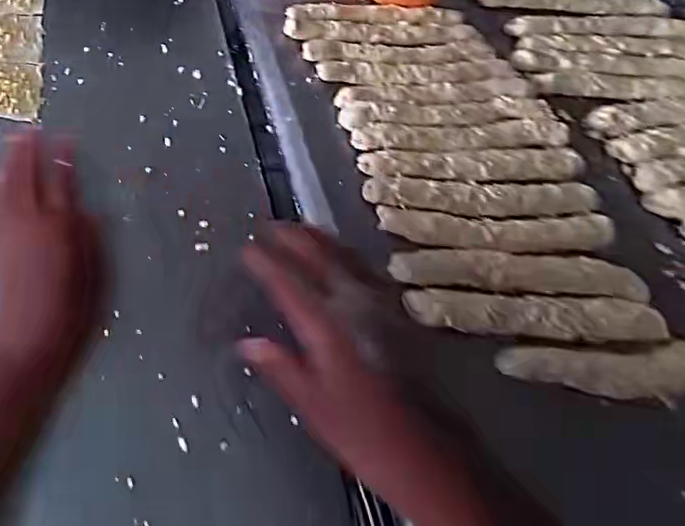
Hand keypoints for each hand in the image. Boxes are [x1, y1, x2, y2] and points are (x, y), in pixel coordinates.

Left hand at [0, 129, 100, 377]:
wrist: (26, 340)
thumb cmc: (68, 310)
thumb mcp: (91, 274)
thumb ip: (88, 238)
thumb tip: (88, 211)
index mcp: (59, 226)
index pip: (62, 182)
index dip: (63, 158)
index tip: (66, 137)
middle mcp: (31, 220)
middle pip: (29, 175)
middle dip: (30, 150)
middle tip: (31, 127)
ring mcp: (11, 229)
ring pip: (9, 184)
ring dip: (11, 159)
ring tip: (14, 139)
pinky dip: (0, 182)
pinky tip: (0, 173)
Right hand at [238, 225, 417, 470]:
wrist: (437, 459)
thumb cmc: (370, 436)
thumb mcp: (314, 407)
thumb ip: (281, 368)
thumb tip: (250, 343)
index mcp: (326, 324)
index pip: (287, 280)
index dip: (264, 261)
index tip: (247, 248)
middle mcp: (354, 307)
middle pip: (319, 257)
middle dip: (291, 236)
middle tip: (270, 225)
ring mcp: (381, 308)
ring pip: (346, 257)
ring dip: (321, 238)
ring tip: (303, 227)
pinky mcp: (401, 317)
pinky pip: (367, 269)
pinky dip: (348, 254)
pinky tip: (347, 257)